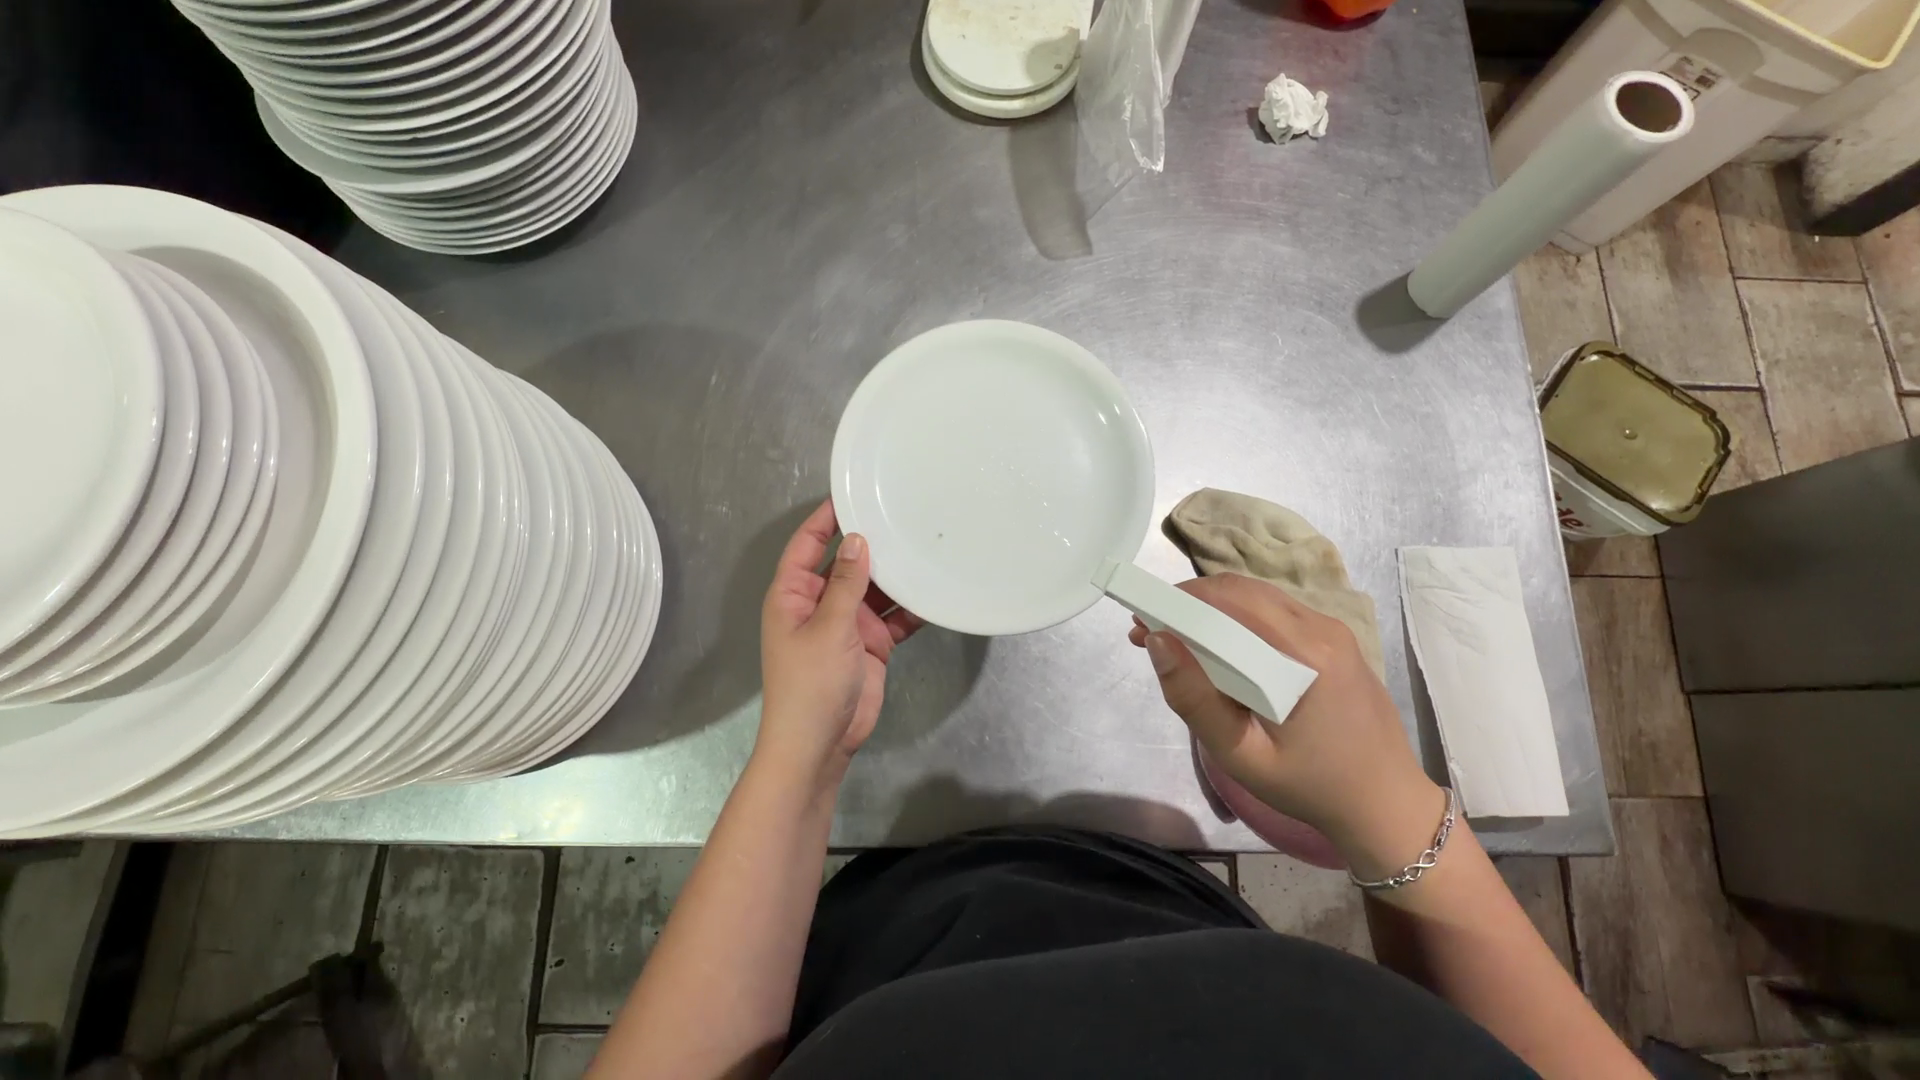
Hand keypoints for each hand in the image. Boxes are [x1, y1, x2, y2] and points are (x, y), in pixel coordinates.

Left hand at [758, 501, 923, 782]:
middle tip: (904, 513)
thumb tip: (857, 541)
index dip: (826, 519)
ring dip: (895, 575)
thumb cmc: (811, 683)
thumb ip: (845, 584)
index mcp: (793, 594)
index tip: (853, 493)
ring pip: (873, 589)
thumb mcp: (827, 628)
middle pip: (846, 564)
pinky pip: (893, 618)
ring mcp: (846, 624)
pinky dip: (911, 608)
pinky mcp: (870, 644)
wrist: (820, 743)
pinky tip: (935, 591)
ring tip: (926, 545)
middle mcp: (819, 603)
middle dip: (870, 543)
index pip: (807, 545)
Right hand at [1129, 574, 1444, 877]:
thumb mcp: (1242, 755)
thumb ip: (1195, 700)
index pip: (1229, 600)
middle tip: (1150, 633)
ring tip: (1176, 641)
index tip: (1140, 622)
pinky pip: (1276, 614)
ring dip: (1211, 609)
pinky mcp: (1335, 641)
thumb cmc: (1312, 787)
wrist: (1387, 806)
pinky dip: (1237, 620)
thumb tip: (1158, 642)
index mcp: (1304, 653)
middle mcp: (1322, 628)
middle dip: (1188, 603)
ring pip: (1258, 598)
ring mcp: (1333, 631)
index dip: (1177, 603)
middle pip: (1241, 590)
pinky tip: (1218, 650)